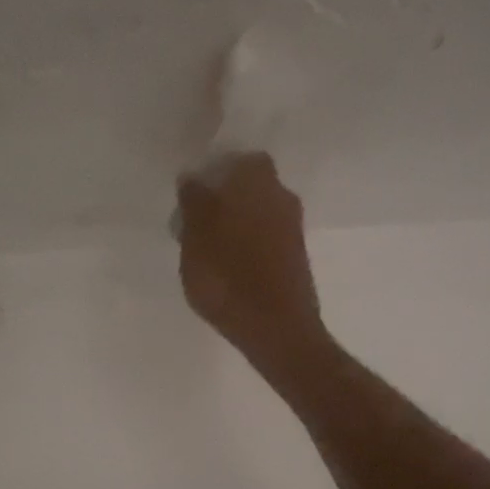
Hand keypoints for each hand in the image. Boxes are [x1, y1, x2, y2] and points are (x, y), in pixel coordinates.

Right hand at [176, 153, 325, 360]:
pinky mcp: (296, 259)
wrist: (278, 329)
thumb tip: (194, 178)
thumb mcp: (195, 237)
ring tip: (208, 252)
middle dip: (226, 200)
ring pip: (259, 214)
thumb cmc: (228, 277)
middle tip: (197, 224)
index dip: (217, 172)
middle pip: (250, 187)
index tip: (195, 194)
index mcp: (257, 180)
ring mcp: (294, 229)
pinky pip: (267, 241)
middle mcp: (283, 196)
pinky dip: (249, 248)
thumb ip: (193, 202)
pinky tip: (230, 270)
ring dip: (237, 226)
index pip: (239, 159)